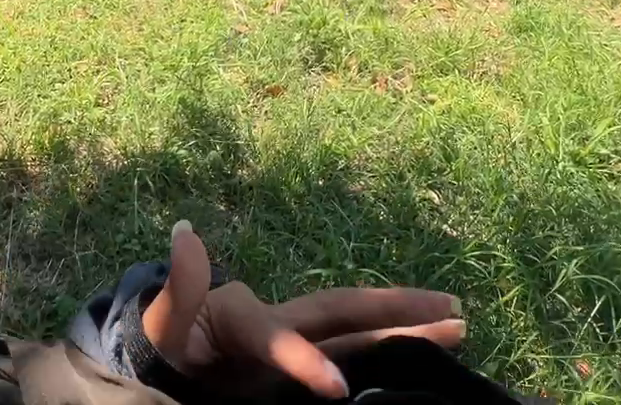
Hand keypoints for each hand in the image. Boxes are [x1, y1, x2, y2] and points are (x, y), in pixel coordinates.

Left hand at [140, 220, 464, 397]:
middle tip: (455, 312)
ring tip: (458, 329)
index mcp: (248, 317)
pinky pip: (349, 364)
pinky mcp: (295, 378)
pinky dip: (385, 362)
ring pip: (357, 340)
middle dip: (396, 312)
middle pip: (345, 315)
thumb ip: (180, 290)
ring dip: (405, 333)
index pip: (282, 336)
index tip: (334, 389)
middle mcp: (282, 327)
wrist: (161, 361)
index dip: (304, 358)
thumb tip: (183, 231)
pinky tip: (416, 369)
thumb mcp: (163, 321)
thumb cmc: (163, 341)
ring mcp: (293, 354)